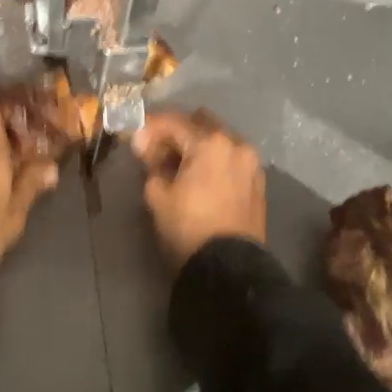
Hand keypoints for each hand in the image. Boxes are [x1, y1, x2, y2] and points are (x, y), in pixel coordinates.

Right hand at [132, 109, 266, 268]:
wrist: (230, 269)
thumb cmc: (189, 228)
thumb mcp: (158, 196)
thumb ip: (151, 164)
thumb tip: (148, 148)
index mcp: (210, 142)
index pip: (173, 122)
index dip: (149, 128)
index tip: (134, 139)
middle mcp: (235, 143)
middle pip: (199, 122)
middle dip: (176, 131)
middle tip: (156, 149)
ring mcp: (250, 162)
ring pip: (218, 138)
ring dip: (197, 143)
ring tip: (178, 163)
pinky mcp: (257, 180)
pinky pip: (231, 156)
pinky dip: (214, 158)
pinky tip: (199, 174)